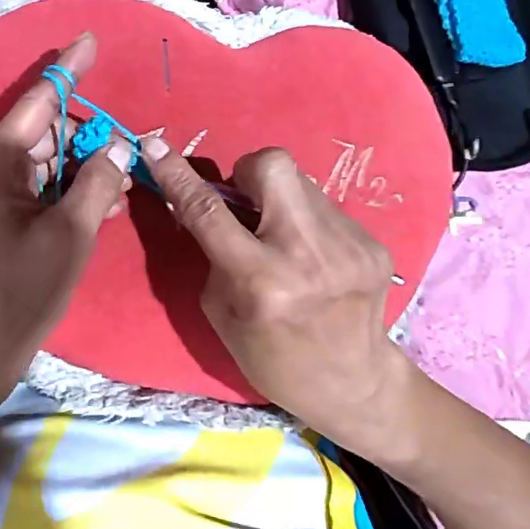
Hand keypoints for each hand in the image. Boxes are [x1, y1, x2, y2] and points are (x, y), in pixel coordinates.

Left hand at [0, 34, 131, 409]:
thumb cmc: (25, 289)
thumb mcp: (72, 232)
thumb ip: (98, 180)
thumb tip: (121, 143)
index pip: (39, 101)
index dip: (68, 69)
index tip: (91, 38)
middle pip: (47, 131)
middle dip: (89, 137)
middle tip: (128, 152)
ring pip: (49, 161)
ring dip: (86, 168)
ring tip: (123, 184)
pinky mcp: (0, 214)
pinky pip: (42, 186)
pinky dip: (72, 190)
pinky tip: (106, 203)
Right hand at [146, 142, 416, 455]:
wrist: (352, 383)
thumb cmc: (271, 357)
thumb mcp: (221, 311)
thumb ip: (213, 252)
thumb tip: (207, 202)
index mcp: (260, 281)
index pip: (208, 211)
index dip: (176, 174)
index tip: (156, 145)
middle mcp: (307, 254)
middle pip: (272, 165)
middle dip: (246, 170)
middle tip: (243, 201)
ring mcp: (348, 245)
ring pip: (300, 181)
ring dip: (278, 197)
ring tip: (280, 233)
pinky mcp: (373, 243)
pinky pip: (324, 207)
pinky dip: (305, 220)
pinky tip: (311, 254)